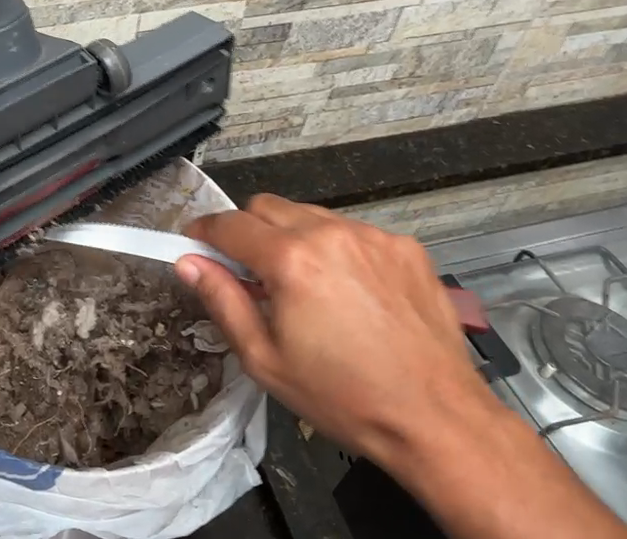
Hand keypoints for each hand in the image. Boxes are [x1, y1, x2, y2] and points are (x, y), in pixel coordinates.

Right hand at [175, 195, 497, 463]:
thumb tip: (189, 263)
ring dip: (292, 238)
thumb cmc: (347, 398)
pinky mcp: (404, 247)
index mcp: (291, 261)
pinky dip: (337, 250)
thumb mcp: (265, 359)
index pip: (229, 223)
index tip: (195, 242)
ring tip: (303, 286)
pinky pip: (352, 231)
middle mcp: (331, 234)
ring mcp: (372, 237)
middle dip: (247, 230)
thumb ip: (221, 300)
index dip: (204, 230)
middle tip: (249, 272)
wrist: (437, 419)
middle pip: (266, 206)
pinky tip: (347, 292)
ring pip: (309, 215)